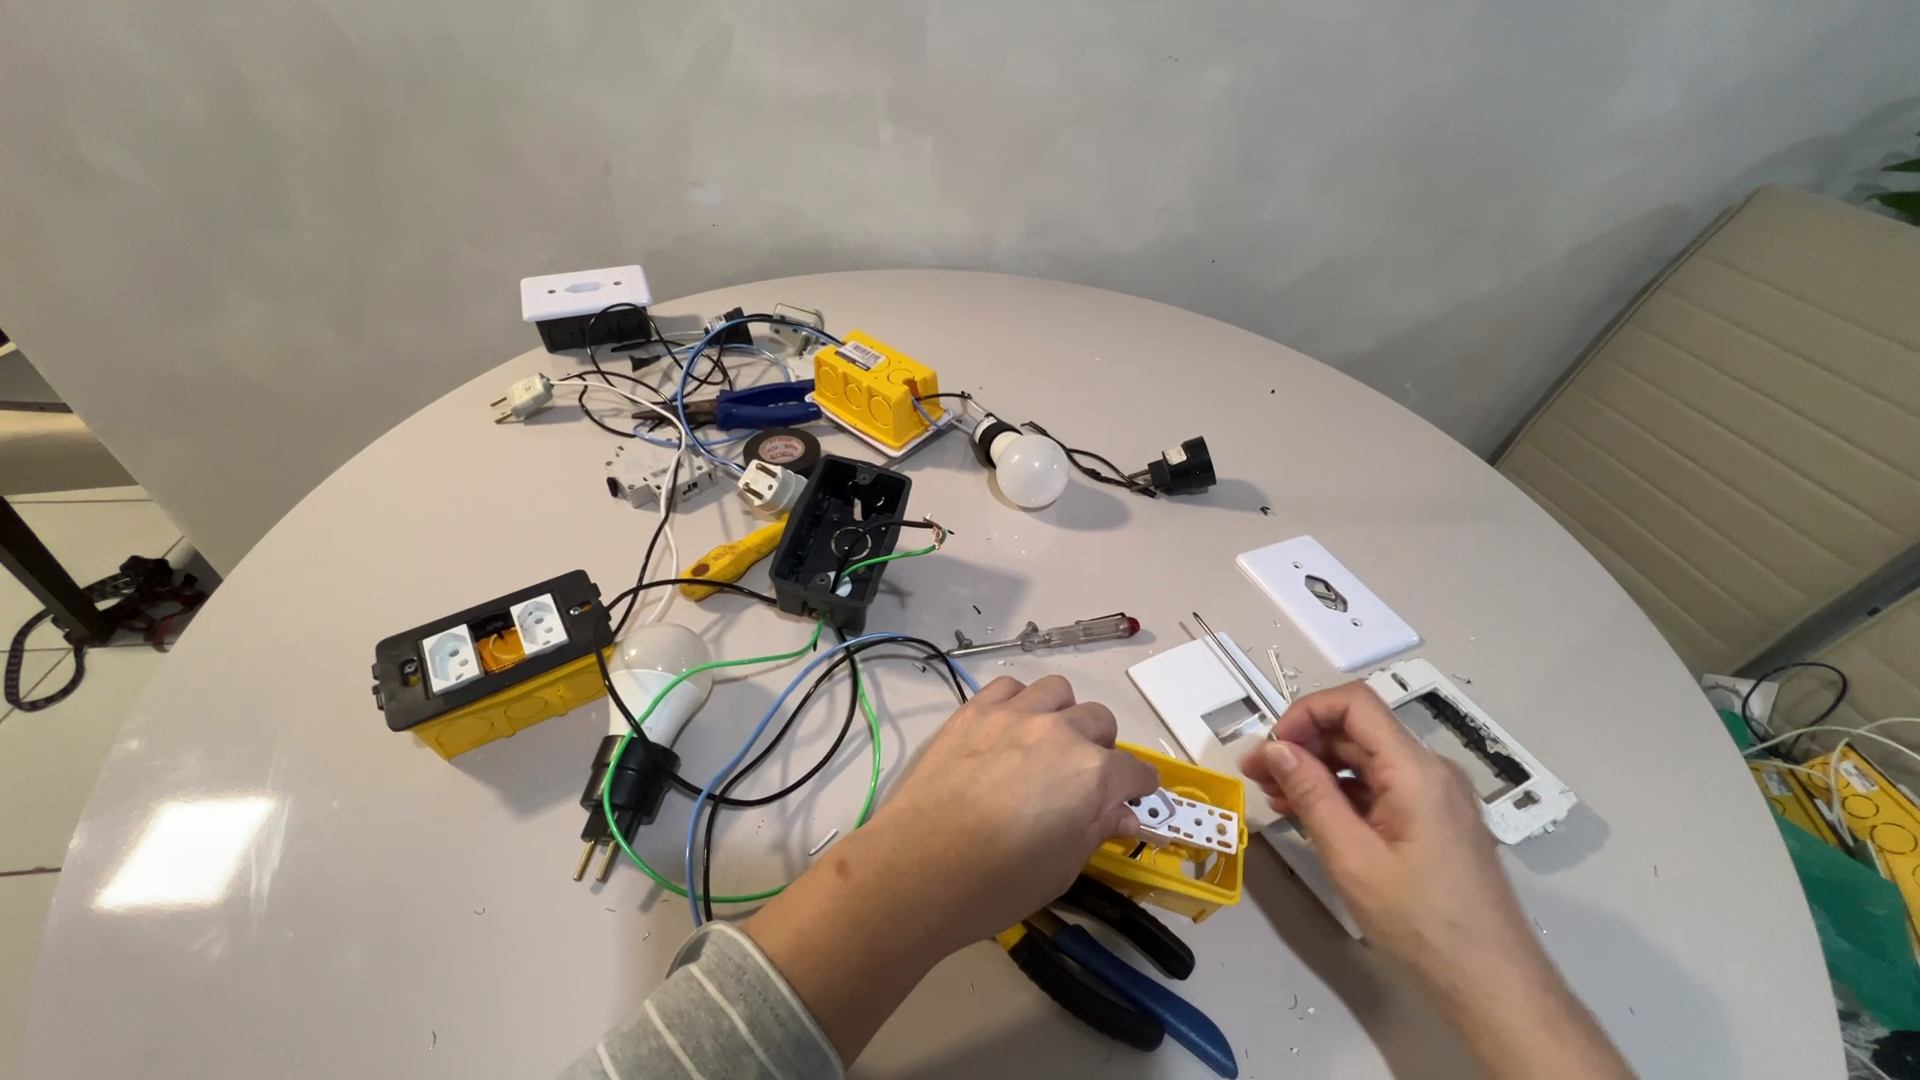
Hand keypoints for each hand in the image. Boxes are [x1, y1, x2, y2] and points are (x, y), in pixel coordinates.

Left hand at [866, 674, 1160, 949]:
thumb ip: (1096, 829)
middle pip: (1099, 721)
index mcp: (1092, 775)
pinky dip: (1017, 702)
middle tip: (1082, 777)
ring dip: (1062, 714)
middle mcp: (1060, 732)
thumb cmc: (998, 883)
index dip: (1138, 786)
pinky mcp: (973, 711)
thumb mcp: (1062, 868)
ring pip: (1057, 692)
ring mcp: (1013, 715)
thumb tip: (1121, 813)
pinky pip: (1009, 687)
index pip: (1134, 770)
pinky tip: (1007, 730)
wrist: (919, 868)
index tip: (1132, 796)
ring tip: (1046, 743)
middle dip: (1101, 748)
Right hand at [1240, 683, 1634, 1079]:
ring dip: (1314, 768)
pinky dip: (1338, 791)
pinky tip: (1308, 814)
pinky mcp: (1431, 819)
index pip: (1354, 703)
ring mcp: (1433, 795)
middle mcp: (1428, 771)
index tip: (1273, 748)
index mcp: (1415, 770)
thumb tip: (1275, 748)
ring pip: (1362, 758)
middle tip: (1256, 773)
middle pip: (1355, 730)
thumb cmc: (1419, 920)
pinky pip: (1376, 786)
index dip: (1306, 712)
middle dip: (1301, 743)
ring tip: (1273, 796)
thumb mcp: (1351, 856)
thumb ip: (1311, 793)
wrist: (1491, 983)